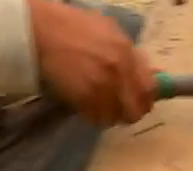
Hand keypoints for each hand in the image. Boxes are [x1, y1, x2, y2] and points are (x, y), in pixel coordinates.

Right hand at [28, 0, 154, 126]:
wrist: (40, 32)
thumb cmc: (70, 28)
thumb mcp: (106, 31)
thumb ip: (129, 53)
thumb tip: (152, 72)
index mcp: (126, 51)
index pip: (150, 87)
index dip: (145, 99)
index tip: (139, 102)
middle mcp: (119, 70)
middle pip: (136, 109)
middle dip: (128, 112)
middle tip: (117, 109)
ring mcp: (104, 87)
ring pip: (116, 117)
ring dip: (108, 115)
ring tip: (96, 104)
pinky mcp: (87, 100)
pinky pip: (98, 119)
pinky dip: (92, 116)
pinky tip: (84, 105)